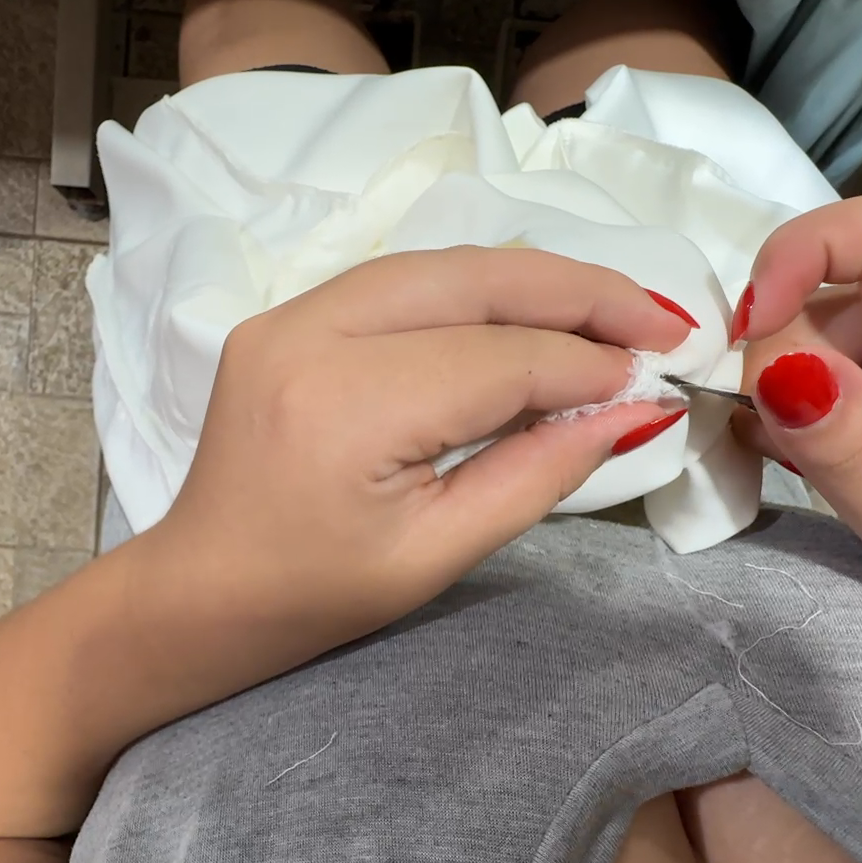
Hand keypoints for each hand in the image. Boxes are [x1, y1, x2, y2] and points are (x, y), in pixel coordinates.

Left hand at [132, 245, 693, 668]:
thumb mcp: (435, 554)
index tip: (655, 377)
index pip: (498, 360)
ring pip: (440, 264)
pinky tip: (524, 319)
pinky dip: (474, 293)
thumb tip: (630, 409)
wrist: (201, 592)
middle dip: (580, 291)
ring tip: (609, 314)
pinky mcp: (283, 316)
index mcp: (347, 407)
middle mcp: (311, 333)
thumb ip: (535, 474)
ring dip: (532, 283)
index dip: (586, 364)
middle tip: (660, 318)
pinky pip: (401, 282)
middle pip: (473, 277)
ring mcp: (287, 314)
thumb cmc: (314, 599)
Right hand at [730, 189, 861, 823]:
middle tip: (741, 415)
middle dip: (767, 329)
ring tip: (765, 452)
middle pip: (843, 272)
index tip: (749, 327)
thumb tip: (771, 360)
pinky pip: (824, 364)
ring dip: (767, 374)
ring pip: (820, 321)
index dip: (812, 246)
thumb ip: (857, 450)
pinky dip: (781, 399)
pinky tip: (779, 454)